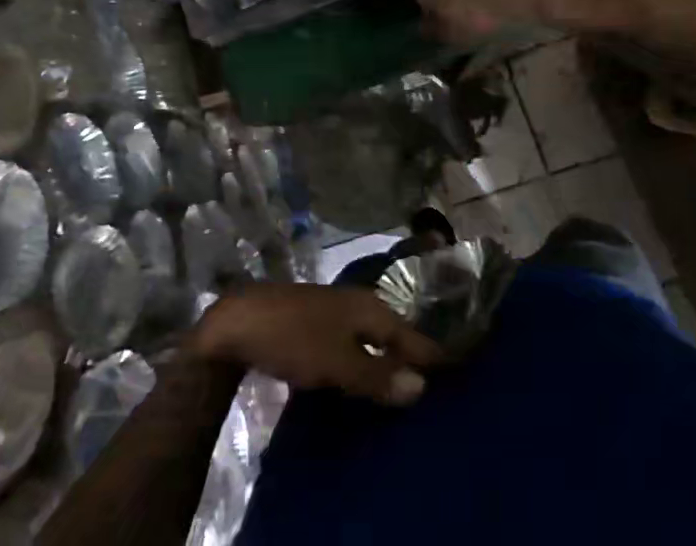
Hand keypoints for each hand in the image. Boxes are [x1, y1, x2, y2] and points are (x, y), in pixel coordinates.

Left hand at [183, 284, 443, 405]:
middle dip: (411, 359)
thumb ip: (378, 376)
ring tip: (403, 391)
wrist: (236, 322)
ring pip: (370, 340)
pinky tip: (361, 381)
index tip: (460, 374)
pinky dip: (361, 362)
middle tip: (435, 390)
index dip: (433, 357)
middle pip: (393, 336)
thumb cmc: (293, 338)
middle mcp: (356, 305)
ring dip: (385, 362)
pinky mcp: (313, 326)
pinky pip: (349, 345)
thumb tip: (422, 387)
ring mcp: (333, 313)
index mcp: (369, 308)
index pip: (412, 337)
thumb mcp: (338, 363)